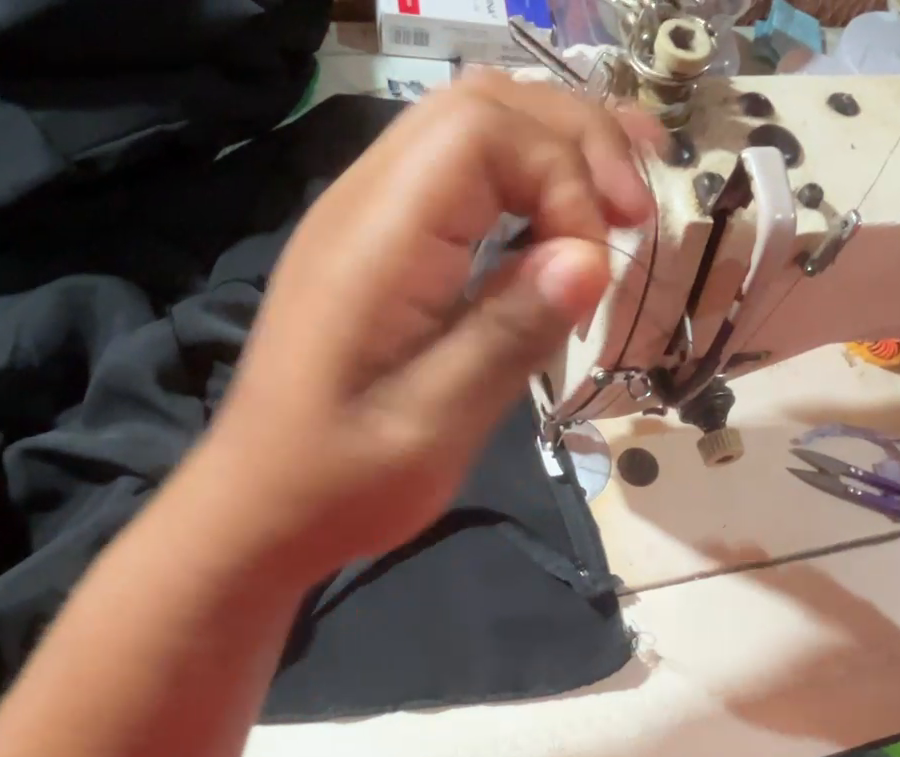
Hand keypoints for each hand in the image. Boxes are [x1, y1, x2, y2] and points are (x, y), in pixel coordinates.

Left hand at [201, 73, 662, 571]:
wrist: (261, 507)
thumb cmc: (342, 482)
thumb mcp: (435, 426)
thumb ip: (508, 336)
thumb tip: (593, 259)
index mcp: (377, 240)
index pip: (485, 133)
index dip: (564, 178)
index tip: (599, 267)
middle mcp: (365, 203)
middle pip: (480, 106)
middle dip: (574, 142)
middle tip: (638, 210)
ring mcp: (365, 219)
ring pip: (470, 130)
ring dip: (553, 152)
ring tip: (622, 198)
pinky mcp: (377, 248)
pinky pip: (455, 178)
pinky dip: (521, 183)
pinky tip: (561, 222)